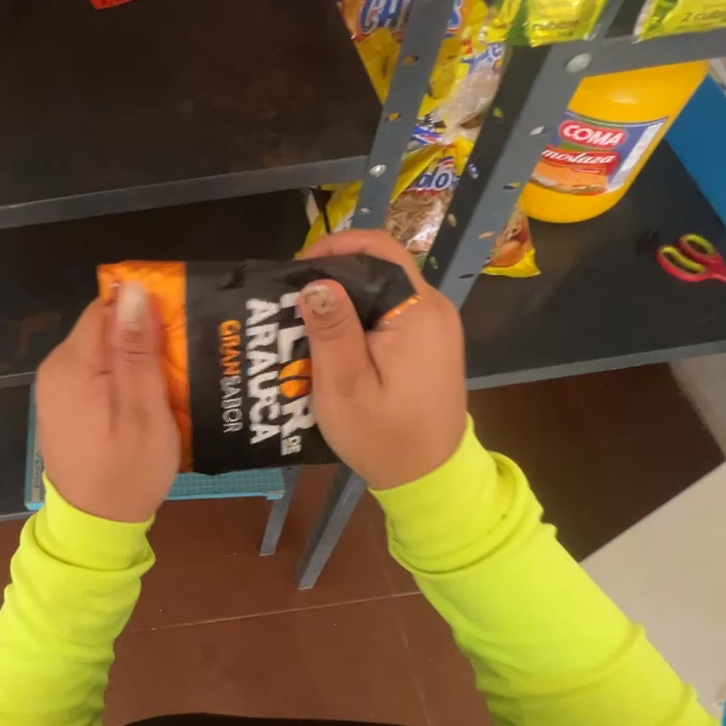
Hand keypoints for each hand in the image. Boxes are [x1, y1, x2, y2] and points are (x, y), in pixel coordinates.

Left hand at [35, 280, 180, 522]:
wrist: (95, 526)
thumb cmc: (127, 472)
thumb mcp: (144, 412)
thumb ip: (137, 351)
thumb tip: (134, 291)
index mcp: (73, 365)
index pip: (107, 307)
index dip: (143, 312)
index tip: (176, 334)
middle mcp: (55, 368)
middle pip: (103, 328)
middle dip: (140, 338)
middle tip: (178, 366)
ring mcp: (55, 388)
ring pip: (100, 351)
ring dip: (133, 360)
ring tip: (165, 386)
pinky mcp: (62, 404)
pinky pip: (93, 374)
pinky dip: (118, 380)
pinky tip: (141, 402)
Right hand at [297, 230, 467, 489]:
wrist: (428, 477)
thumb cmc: (383, 436)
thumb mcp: (344, 386)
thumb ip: (332, 331)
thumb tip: (315, 280)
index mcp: (417, 312)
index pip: (379, 248)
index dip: (334, 248)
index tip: (296, 273)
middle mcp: (433, 308)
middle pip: (378, 268)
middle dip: (333, 279)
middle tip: (291, 305)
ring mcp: (434, 325)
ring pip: (382, 290)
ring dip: (344, 302)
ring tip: (305, 326)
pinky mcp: (428, 342)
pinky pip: (389, 312)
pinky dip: (360, 319)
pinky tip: (333, 344)